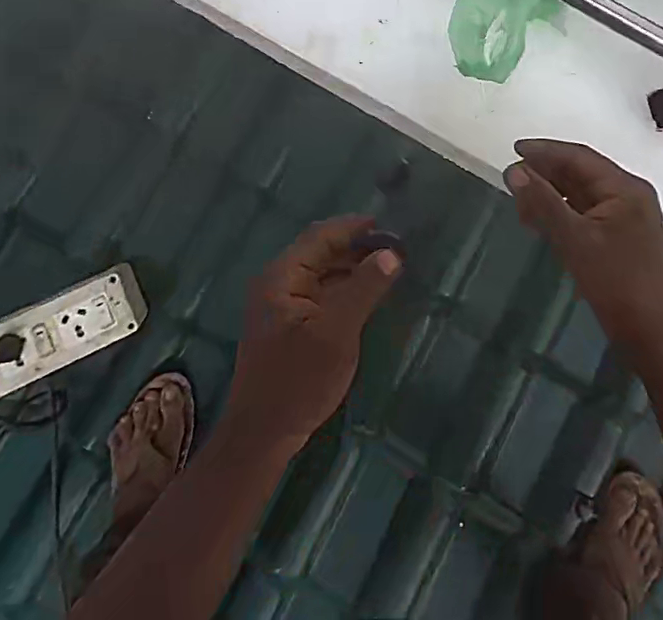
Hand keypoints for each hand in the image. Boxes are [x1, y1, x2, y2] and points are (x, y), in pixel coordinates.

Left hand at [226, 215, 401, 453]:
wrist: (262, 436)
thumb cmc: (298, 381)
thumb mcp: (336, 332)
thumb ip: (364, 288)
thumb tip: (391, 253)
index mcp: (281, 276)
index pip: (321, 235)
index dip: (356, 227)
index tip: (393, 227)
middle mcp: (279, 283)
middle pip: (322, 251)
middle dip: (359, 247)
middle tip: (399, 249)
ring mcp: (283, 305)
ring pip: (324, 273)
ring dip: (355, 268)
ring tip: (392, 268)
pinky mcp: (292, 325)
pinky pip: (323, 294)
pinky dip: (347, 289)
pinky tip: (371, 295)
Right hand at [504, 139, 662, 347]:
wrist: (655, 335)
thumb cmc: (617, 283)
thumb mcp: (575, 240)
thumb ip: (543, 203)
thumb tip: (514, 170)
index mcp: (625, 188)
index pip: (580, 157)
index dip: (545, 151)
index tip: (514, 149)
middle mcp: (629, 197)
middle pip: (581, 173)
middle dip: (546, 173)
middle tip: (511, 177)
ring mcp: (626, 219)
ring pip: (582, 195)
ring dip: (551, 194)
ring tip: (519, 200)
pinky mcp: (620, 240)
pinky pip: (586, 215)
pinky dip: (561, 213)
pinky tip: (540, 221)